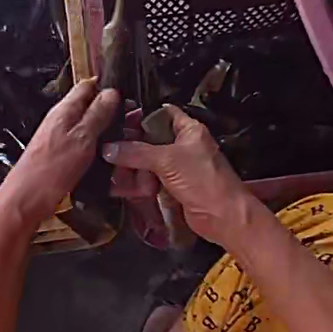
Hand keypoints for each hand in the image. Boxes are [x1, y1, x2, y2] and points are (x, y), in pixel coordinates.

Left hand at [0, 78, 119, 227]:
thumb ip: (97, 114)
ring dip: (105, 131)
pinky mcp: (61, 156)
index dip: (108, 87)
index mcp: (64, 110)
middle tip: (129, 123)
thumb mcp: (83, 139)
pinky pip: (84, 145)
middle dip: (111, 112)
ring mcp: (60, 138)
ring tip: (122, 140)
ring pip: (88, 126)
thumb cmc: (48, 172)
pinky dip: (96, 148)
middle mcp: (60, 121)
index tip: (126, 98)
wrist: (25, 202)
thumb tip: (112, 93)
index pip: (88, 85)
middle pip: (89, 106)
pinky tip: (106, 157)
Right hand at [102, 107, 266, 249]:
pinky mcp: (174, 187)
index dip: (142, 115)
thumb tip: (109, 148)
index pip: (162, 114)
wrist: (223, 217)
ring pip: (148, 162)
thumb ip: (136, 152)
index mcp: (189, 130)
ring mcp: (179, 167)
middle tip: (112, 153)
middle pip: (150, 140)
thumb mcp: (167, 160)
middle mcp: (184, 146)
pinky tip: (124, 188)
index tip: (119, 120)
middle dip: (131, 148)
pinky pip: (151, 181)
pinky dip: (139, 184)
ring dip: (133, 170)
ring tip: (119, 176)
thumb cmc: (204, 181)